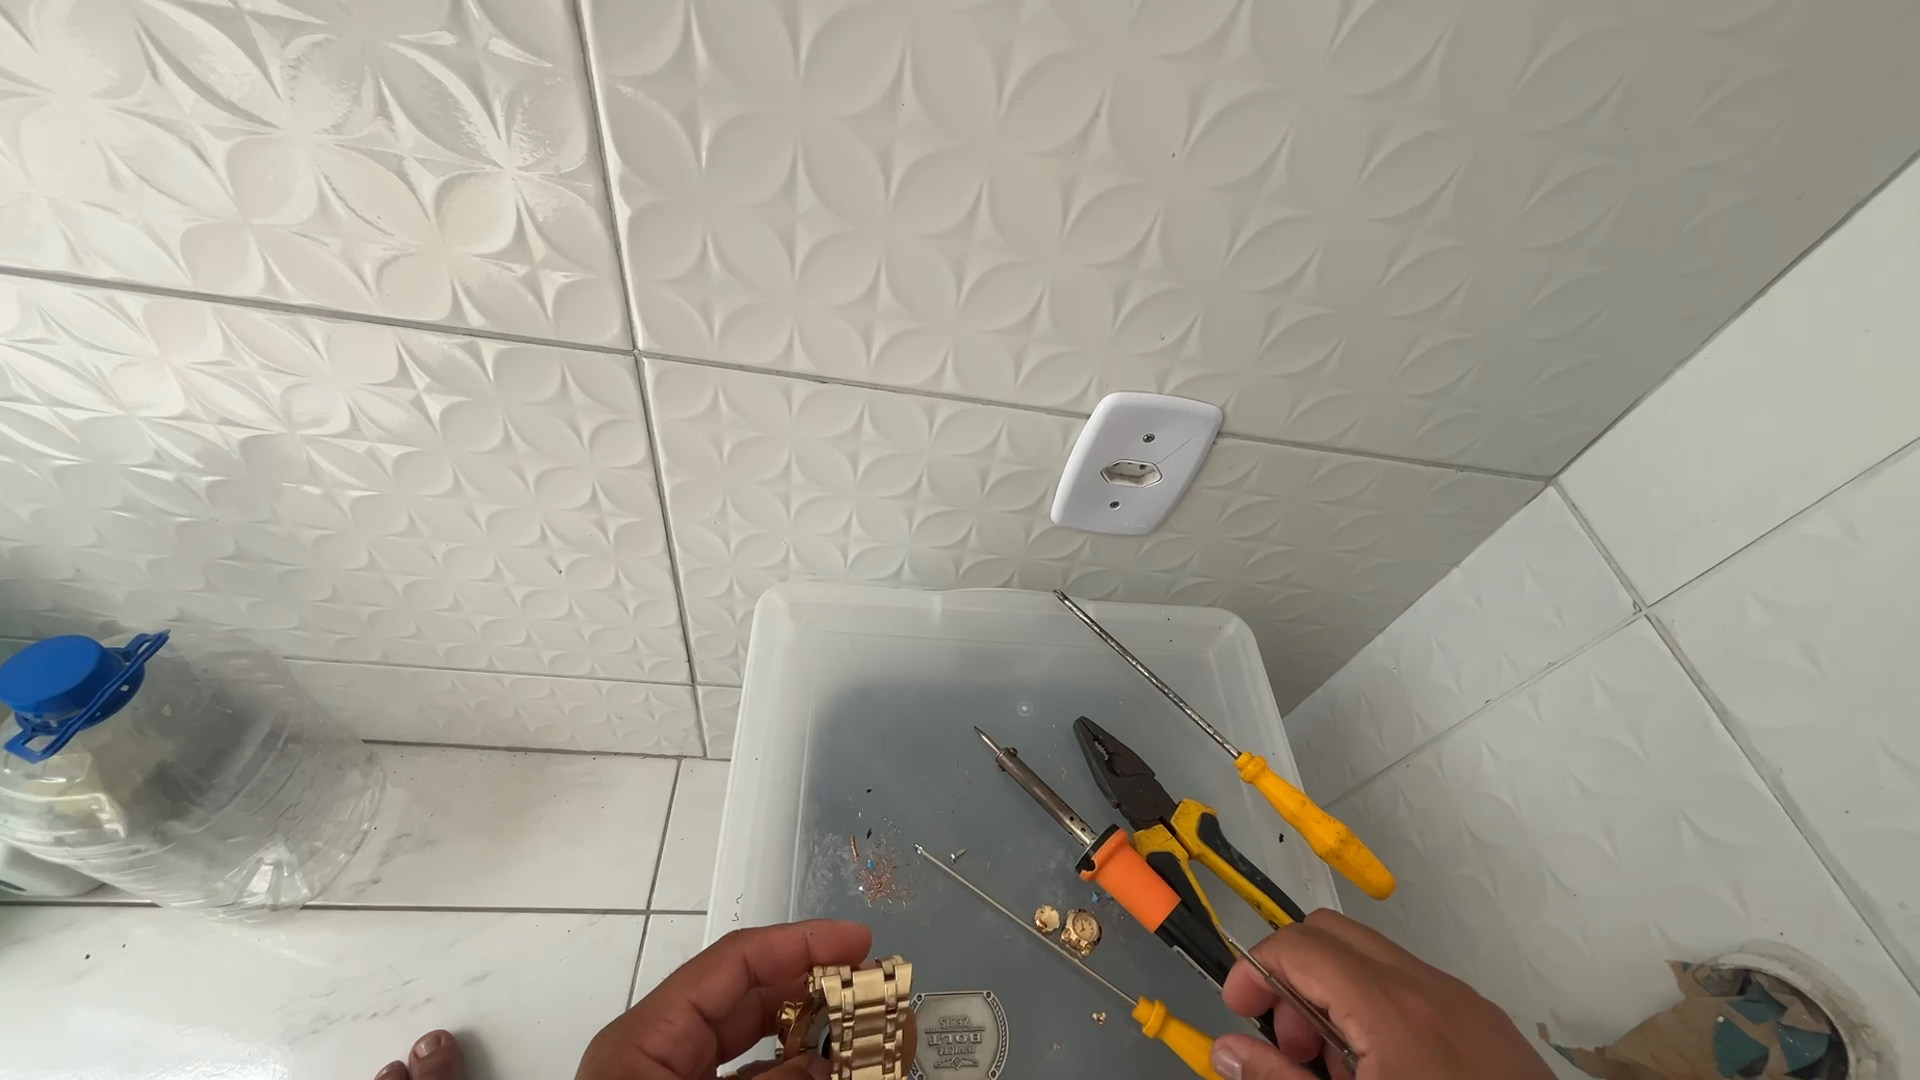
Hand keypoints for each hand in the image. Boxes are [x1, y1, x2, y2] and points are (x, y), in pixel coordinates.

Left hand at [575, 919, 872, 1079]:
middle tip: (871, 991)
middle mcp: (659, 1053)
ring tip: (860, 1039)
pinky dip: (784, 1078)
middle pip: (747, 998)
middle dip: (811, 992)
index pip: (735, 961)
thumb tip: (831, 1069)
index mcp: (649, 1038)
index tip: (860, 943)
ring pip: (751, 1045)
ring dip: (805, 1042)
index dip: (801, 943)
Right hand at [1212, 910, 1551, 1079]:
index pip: (1297, 947)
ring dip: (1331, 989)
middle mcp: (1427, 987)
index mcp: (1390, 1008)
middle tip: (1287, 1038)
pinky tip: (1384, 1069)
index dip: (1254, 968)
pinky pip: (1410, 984)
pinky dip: (1373, 1005)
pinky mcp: (1489, 1024)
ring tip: (1335, 1064)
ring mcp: (1464, 1001)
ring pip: (1369, 955)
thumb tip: (1227, 1050)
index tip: (1239, 1009)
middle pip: (1329, 931)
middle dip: (1291, 971)